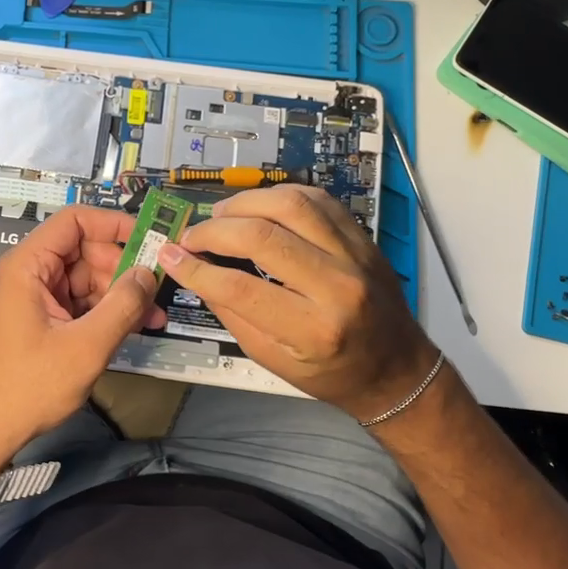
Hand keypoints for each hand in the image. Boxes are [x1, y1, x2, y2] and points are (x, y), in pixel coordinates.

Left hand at [0, 206, 162, 480]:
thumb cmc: (28, 386)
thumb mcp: (85, 346)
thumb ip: (122, 306)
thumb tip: (148, 274)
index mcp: (27, 266)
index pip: (74, 222)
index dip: (113, 224)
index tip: (149, 237)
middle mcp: (28, 274)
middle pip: (83, 251)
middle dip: (122, 267)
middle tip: (157, 288)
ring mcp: (33, 298)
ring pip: (85, 279)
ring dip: (119, 294)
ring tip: (154, 316)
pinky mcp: (40, 321)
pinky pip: (78, 303)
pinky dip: (105, 312)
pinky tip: (134, 326)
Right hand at [153, 184, 438, 419]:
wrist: (397, 368)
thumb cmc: (331, 373)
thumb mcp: (272, 359)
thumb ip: (233, 312)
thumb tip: (193, 270)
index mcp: (314, 330)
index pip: (240, 289)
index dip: (196, 269)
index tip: (170, 256)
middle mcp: (338, 287)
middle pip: (263, 237)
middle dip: (214, 232)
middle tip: (191, 236)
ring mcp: (355, 255)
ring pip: (291, 205)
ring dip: (245, 203)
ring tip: (221, 215)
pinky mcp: (361, 237)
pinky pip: (316, 199)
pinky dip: (279, 196)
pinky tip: (257, 206)